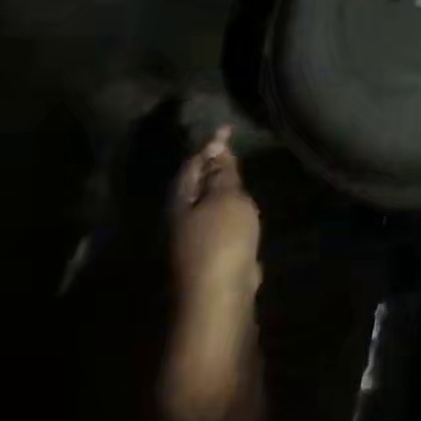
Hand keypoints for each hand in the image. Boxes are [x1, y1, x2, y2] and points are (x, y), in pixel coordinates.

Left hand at [171, 126, 261, 307]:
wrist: (219, 293)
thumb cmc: (221, 239)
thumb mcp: (226, 199)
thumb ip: (222, 174)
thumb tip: (215, 147)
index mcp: (180, 202)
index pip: (192, 165)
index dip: (210, 145)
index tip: (226, 127)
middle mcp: (179, 218)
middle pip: (193, 185)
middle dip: (209, 166)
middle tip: (229, 148)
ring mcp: (192, 237)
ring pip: (204, 203)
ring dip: (218, 186)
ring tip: (237, 173)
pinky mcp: (208, 251)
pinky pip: (216, 218)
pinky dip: (227, 206)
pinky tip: (241, 208)